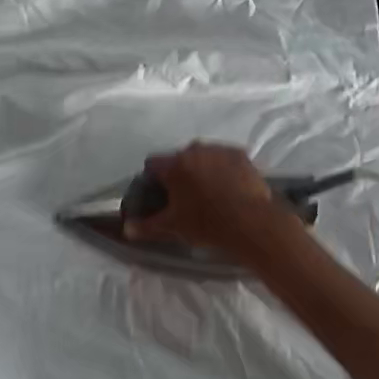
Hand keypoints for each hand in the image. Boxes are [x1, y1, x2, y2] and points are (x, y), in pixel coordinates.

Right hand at [122, 142, 294, 260]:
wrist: (251, 222)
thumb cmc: (207, 223)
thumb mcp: (173, 227)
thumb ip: (147, 226)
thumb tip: (127, 229)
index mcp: (174, 164)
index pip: (152, 164)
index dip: (152, 179)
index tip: (159, 194)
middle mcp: (195, 150)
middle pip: (179, 158)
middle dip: (179, 173)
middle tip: (185, 197)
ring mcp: (220, 149)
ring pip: (203, 157)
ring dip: (202, 169)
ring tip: (210, 193)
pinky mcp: (242, 155)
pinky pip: (224, 158)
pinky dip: (222, 169)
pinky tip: (228, 188)